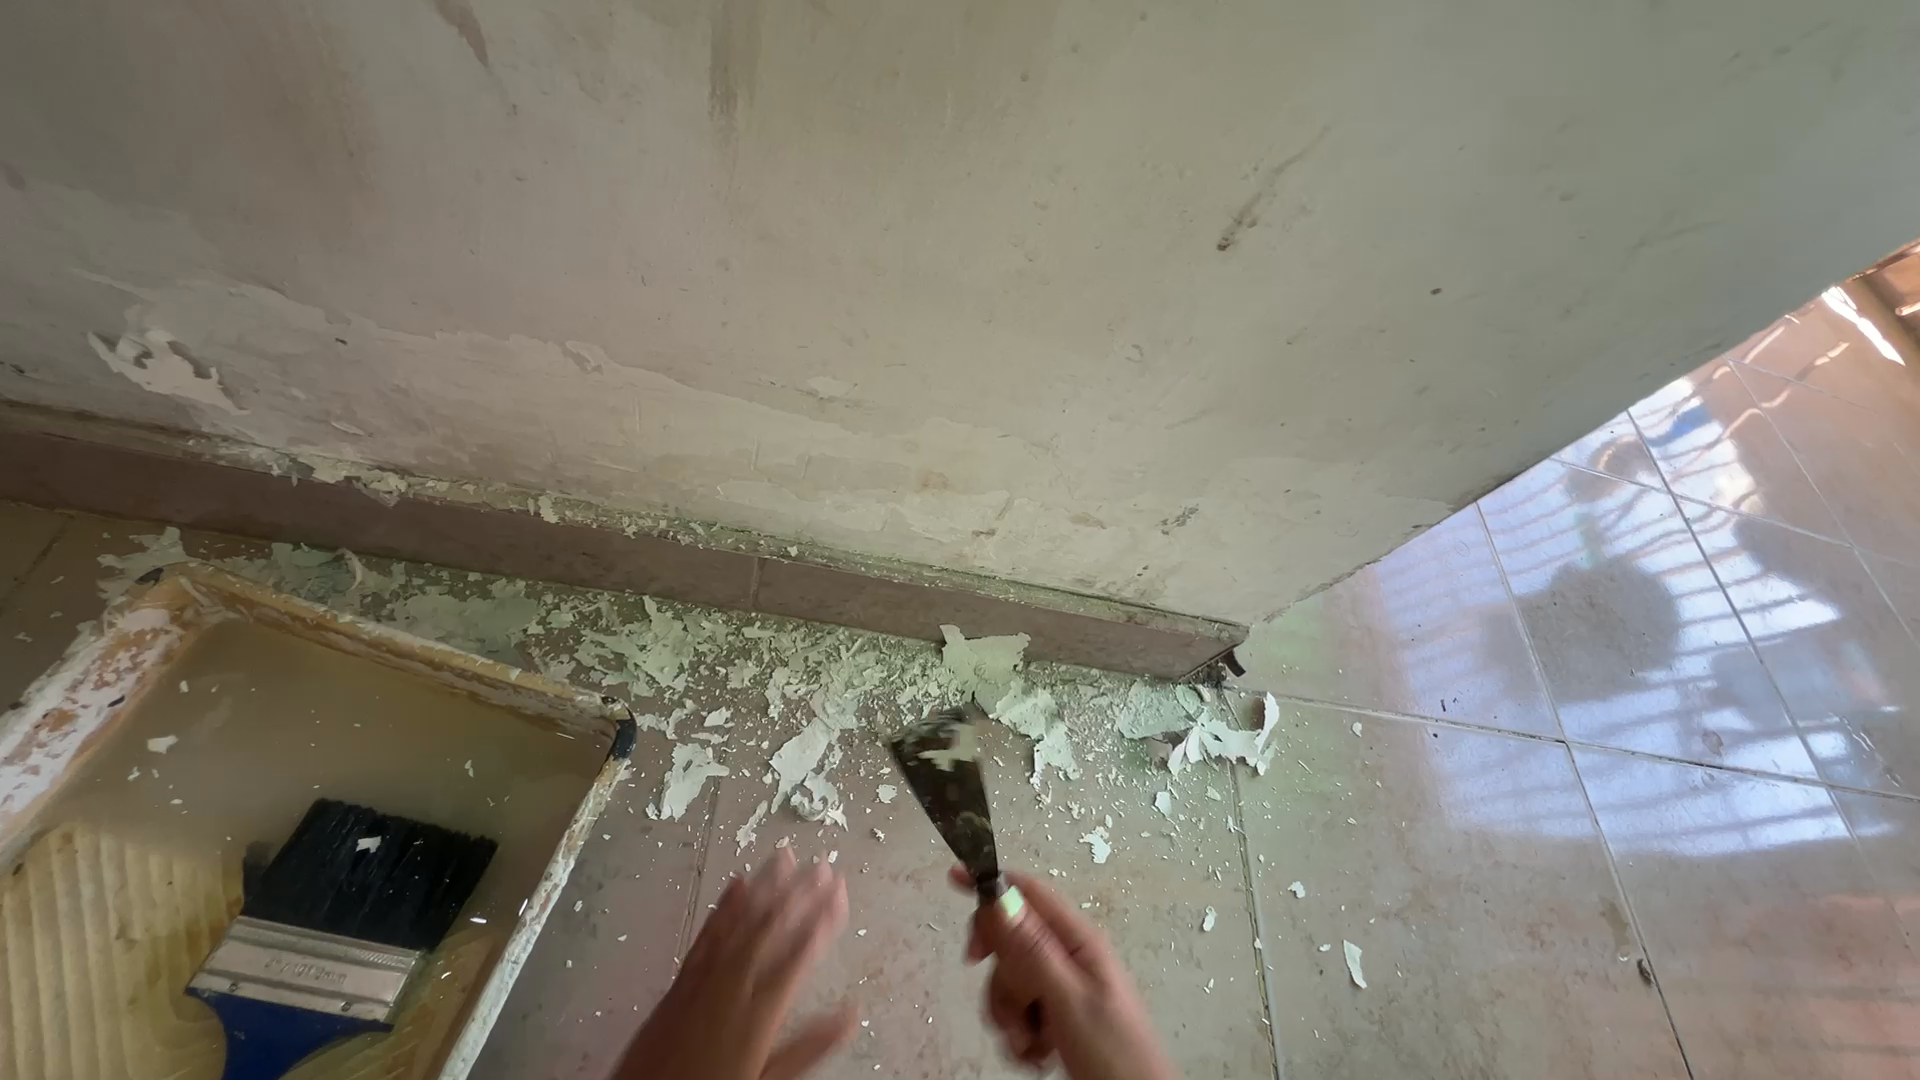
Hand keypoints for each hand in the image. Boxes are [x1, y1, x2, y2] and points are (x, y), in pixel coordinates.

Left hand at [617, 849, 854, 1079]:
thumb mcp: (769, 1077)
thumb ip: (810, 1044)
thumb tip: (850, 1015)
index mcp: (760, 1009)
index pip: (800, 952)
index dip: (823, 917)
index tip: (840, 890)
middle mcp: (734, 984)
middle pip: (772, 928)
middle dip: (800, 892)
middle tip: (822, 864)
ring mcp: (704, 978)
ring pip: (741, 922)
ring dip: (765, 886)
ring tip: (786, 855)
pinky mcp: (680, 981)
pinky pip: (707, 934)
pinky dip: (725, 907)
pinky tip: (736, 882)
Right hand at [950, 867, 1178, 1079]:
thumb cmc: (1114, 1053)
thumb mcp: (1069, 1000)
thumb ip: (1033, 949)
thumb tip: (1002, 897)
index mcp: (1077, 939)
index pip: (1028, 893)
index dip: (992, 884)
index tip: (955, 879)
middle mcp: (1067, 954)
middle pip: (1010, 938)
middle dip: (999, 973)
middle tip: (1006, 1004)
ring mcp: (1060, 983)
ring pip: (1008, 976)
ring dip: (1008, 1011)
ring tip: (1030, 1043)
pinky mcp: (1054, 1011)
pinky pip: (1016, 1006)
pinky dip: (1017, 1030)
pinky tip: (1035, 1052)